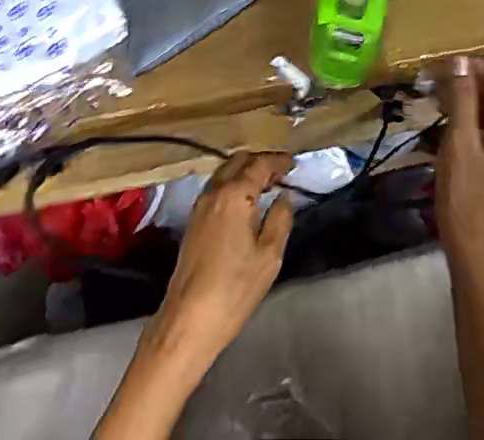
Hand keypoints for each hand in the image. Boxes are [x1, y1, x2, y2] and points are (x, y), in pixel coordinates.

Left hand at [152, 151, 294, 355]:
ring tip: (268, 184)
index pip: (260, 164)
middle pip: (238, 161)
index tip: (295, 164)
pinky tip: (247, 201)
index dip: (279, 160)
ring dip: (245, 172)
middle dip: (261, 161)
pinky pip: (216, 189)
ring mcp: (199, 207)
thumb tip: (284, 196)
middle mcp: (214, 193)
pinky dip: (234, 184)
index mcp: (235, 195)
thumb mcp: (271, 254)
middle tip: (282, 171)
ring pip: (224, 173)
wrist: (188, 322)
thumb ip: (281, 217)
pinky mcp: (193, 222)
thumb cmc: (235, 287)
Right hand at [436, 57, 483, 257]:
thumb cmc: (464, 189)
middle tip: (434, 77)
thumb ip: (462, 98)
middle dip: (467, 80)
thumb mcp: (460, 139)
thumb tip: (460, 62)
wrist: (468, 236)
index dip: (476, 67)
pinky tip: (440, 113)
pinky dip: (463, 113)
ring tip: (433, 91)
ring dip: (462, 96)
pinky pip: (481, 122)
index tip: (446, 64)